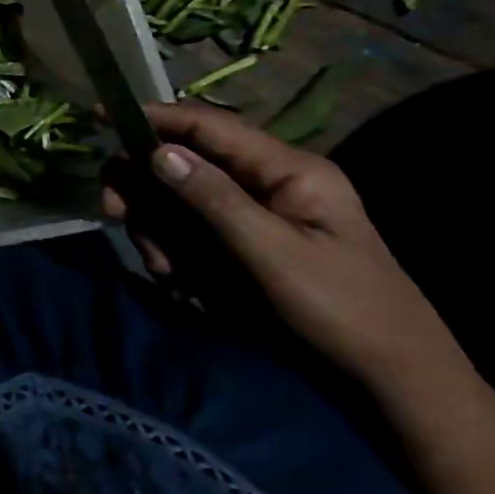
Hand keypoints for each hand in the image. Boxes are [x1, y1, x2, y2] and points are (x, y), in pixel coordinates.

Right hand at [105, 102, 459, 384]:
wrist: (394, 378)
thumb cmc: (343, 309)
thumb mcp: (274, 253)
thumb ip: (214, 198)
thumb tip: (157, 151)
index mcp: (289, 170)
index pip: (209, 125)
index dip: (154, 116)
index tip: (100, 115)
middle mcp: (267, 180)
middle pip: (183, 161)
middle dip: (143, 186)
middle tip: (113, 211)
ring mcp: (254, 210)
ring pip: (176, 196)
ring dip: (155, 225)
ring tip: (162, 266)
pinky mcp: (242, 238)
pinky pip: (187, 226)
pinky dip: (169, 245)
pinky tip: (174, 274)